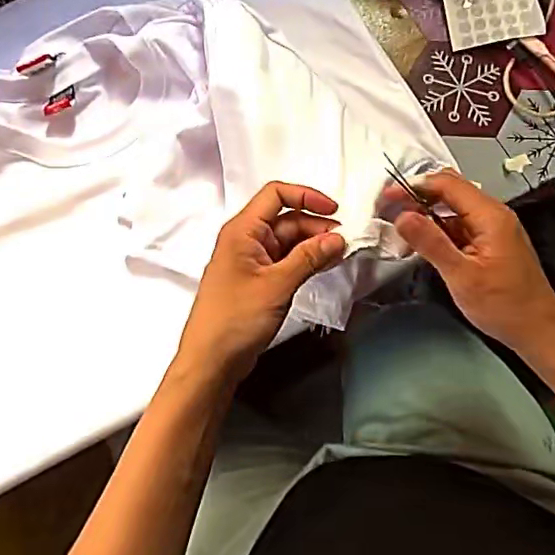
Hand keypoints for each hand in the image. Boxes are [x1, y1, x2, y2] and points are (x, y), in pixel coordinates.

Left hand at [175, 182, 346, 385]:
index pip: (275, 194)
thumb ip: (308, 258)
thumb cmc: (234, 319)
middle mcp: (245, 240)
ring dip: (313, 244)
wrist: (211, 360)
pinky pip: (285, 260)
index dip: (306, 196)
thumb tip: (336, 239)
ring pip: (288, 240)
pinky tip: (323, 266)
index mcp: (242, 230)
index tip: (334, 210)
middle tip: (343, 241)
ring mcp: (251, 260)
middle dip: (316, 225)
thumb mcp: (277, 284)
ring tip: (338, 254)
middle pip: (286, 218)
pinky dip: (304, 260)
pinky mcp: (257, 280)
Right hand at [392, 170, 554, 363]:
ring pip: (453, 208)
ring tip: (401, 225)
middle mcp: (494, 215)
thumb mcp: (462, 276)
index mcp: (491, 216)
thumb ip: (431, 243)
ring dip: (426, 212)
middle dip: (418, 195)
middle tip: (391, 207)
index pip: (447, 184)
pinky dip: (438, 228)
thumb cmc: (507, 307)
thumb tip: (403, 216)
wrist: (539, 332)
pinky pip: (459, 224)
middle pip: (450, 190)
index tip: (388, 196)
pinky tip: (422, 241)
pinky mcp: (489, 242)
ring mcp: (493, 228)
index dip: (414, 186)